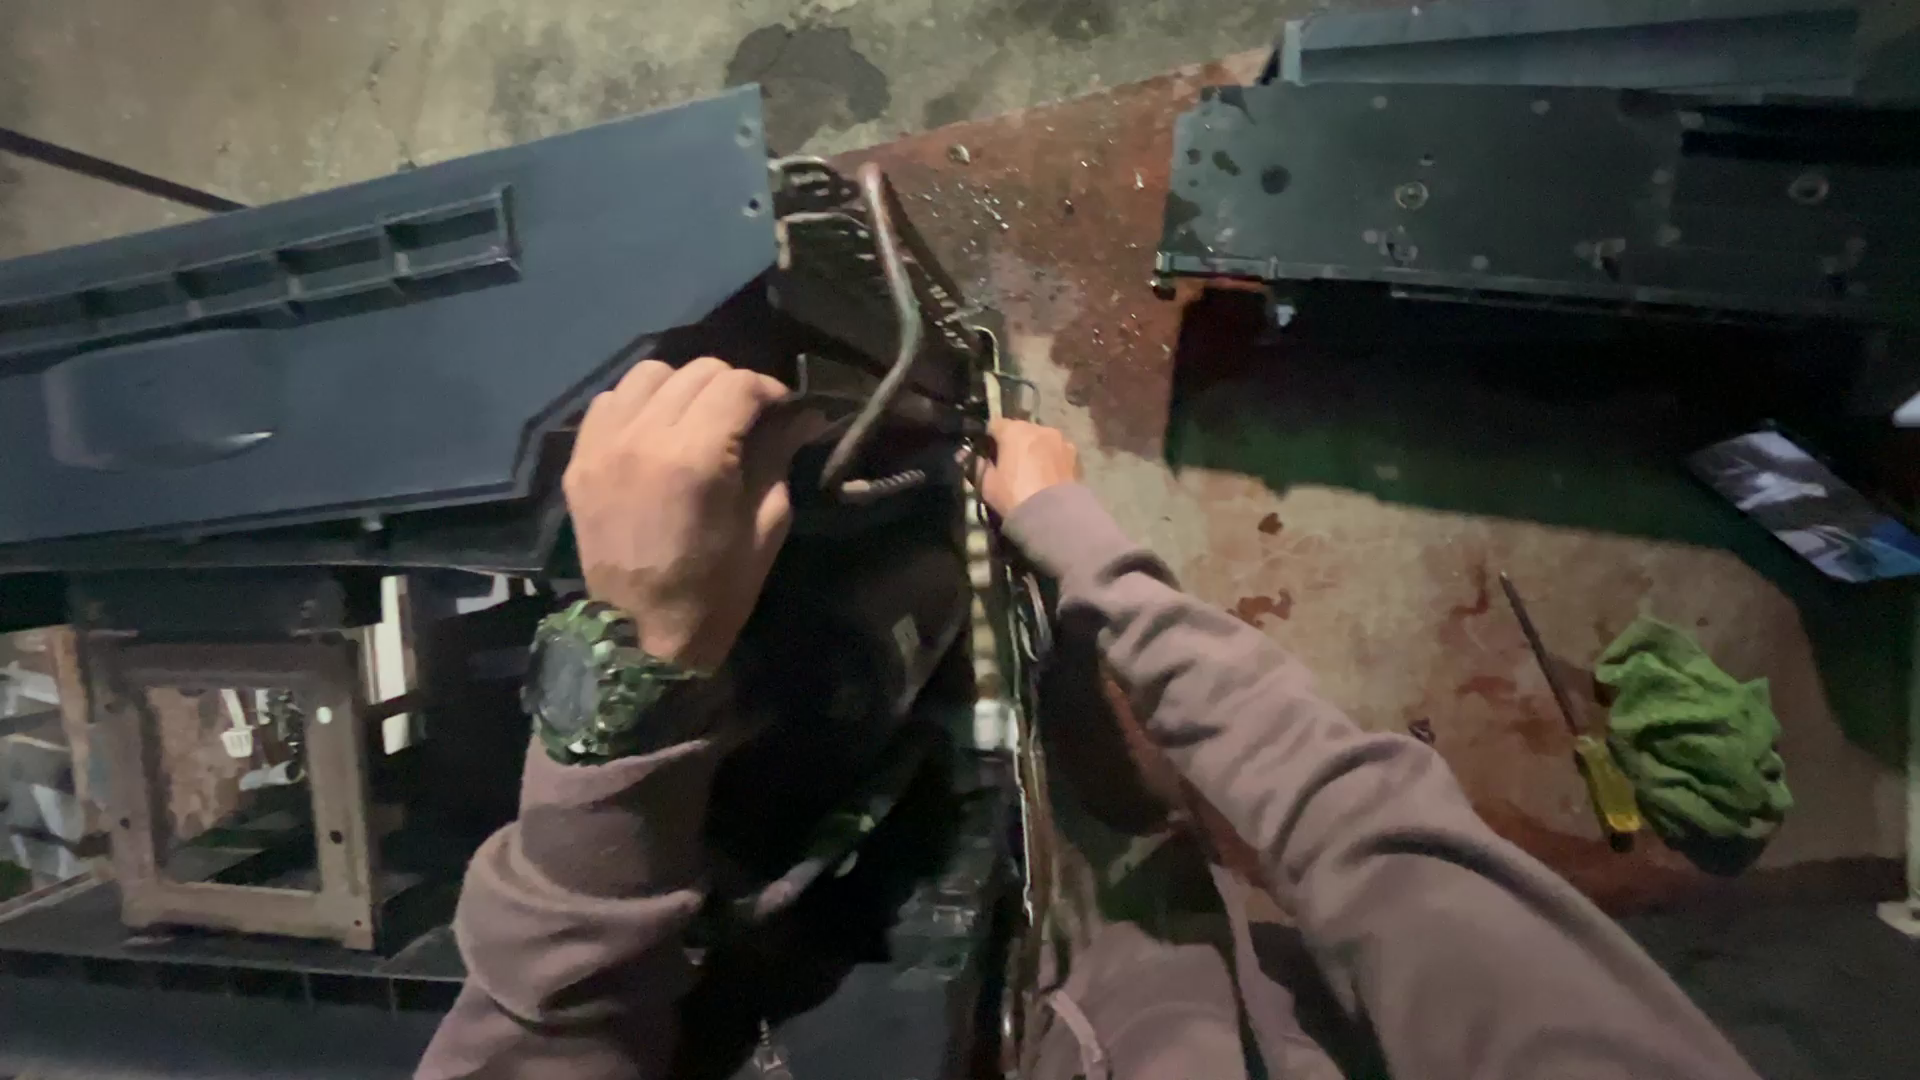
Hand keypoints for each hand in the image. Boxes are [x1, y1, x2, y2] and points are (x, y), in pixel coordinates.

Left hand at [563, 357, 817, 671]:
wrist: (643, 634)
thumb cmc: (719, 588)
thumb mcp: (766, 524)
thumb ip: (778, 457)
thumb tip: (800, 415)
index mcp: (696, 458)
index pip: (738, 385)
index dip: (771, 390)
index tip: (785, 410)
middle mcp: (644, 437)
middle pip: (697, 371)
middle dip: (733, 387)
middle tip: (748, 418)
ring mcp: (603, 445)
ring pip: (650, 373)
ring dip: (685, 388)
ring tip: (699, 419)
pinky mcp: (580, 460)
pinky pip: (611, 400)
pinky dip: (642, 404)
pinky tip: (658, 432)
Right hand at [971, 419, 1080, 516]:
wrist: (1052, 516)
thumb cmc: (1014, 496)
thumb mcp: (987, 484)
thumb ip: (981, 465)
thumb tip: (981, 458)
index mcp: (1014, 431)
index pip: (994, 425)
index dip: (989, 438)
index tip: (987, 453)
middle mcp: (1039, 428)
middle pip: (1021, 430)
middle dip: (1014, 443)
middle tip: (1010, 465)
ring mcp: (1060, 440)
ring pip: (1041, 440)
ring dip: (1035, 450)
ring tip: (1032, 472)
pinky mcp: (1075, 456)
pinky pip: (1057, 452)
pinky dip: (1051, 459)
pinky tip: (1048, 477)